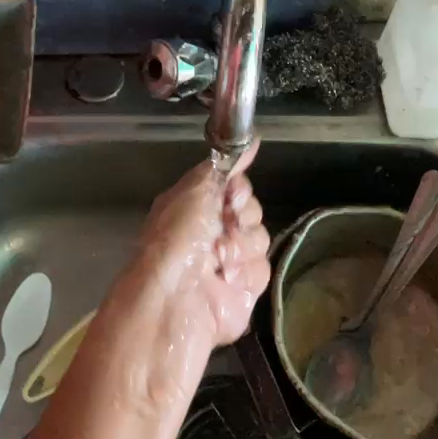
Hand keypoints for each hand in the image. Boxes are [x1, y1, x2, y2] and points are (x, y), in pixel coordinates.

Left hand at [6, 143, 271, 438]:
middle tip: (221, 230)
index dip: (238, 190)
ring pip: (261, 238)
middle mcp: (212, 230)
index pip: (236, 185)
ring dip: (242, 247)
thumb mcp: (195, 189)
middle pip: (252, 210)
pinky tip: (226, 281)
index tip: (230, 197)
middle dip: (242, 218)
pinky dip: (246, 274)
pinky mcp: (244, 289)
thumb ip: (226, 165)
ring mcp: (230, 260)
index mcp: (197, 205)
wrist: (174, 300)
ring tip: (218, 262)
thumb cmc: (177, 239)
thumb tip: (253, 139)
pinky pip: (263, 269)